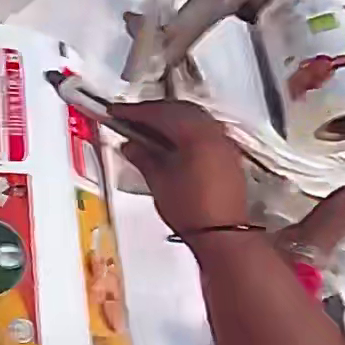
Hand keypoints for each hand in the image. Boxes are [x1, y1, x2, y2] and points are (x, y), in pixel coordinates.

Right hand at [107, 100, 247, 236]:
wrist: (222, 235)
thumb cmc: (191, 210)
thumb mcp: (159, 181)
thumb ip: (143, 157)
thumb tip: (131, 145)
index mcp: (195, 134)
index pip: (160, 113)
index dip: (135, 111)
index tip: (117, 111)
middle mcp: (213, 133)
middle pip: (179, 109)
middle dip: (153, 111)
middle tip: (130, 117)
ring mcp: (224, 143)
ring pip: (193, 118)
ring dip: (170, 119)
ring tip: (148, 128)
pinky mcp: (228, 156)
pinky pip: (204, 131)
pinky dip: (185, 130)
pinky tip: (171, 141)